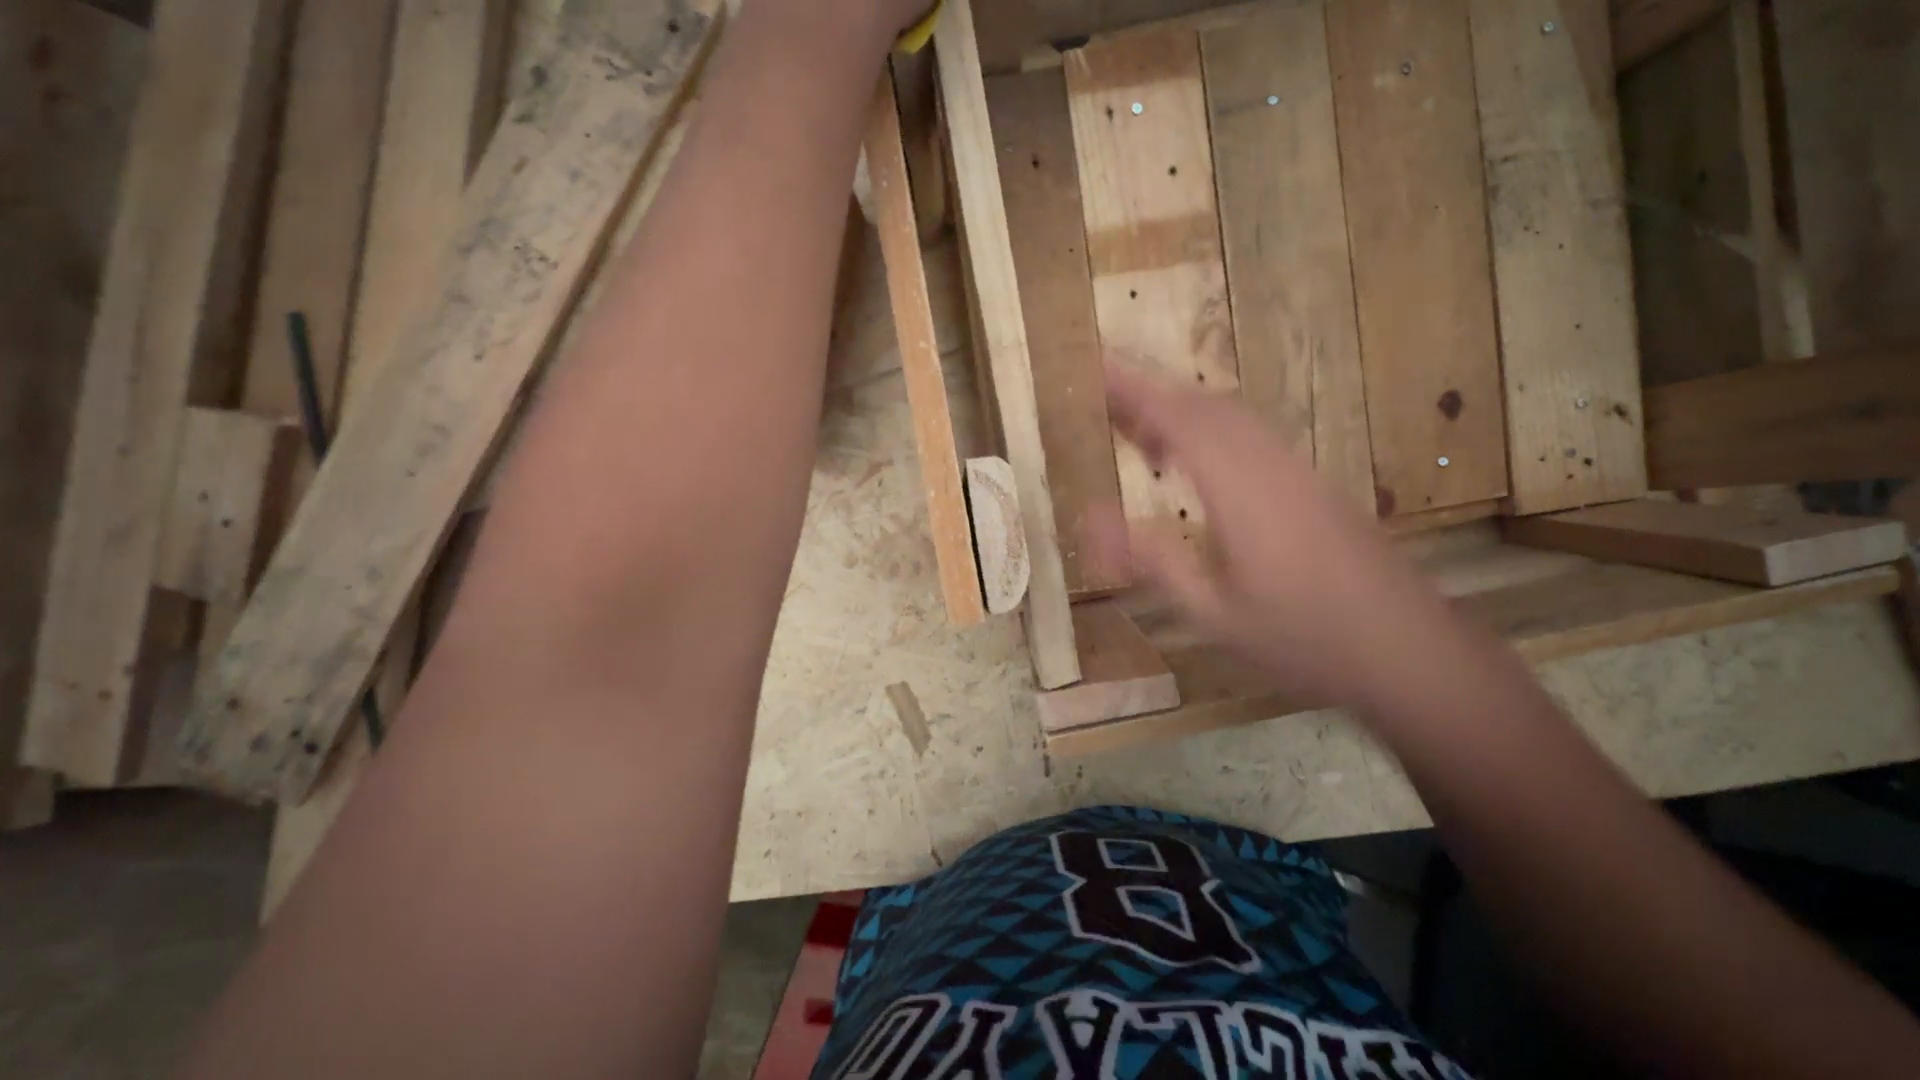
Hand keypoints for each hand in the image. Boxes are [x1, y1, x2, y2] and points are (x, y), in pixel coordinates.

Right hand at [1083, 362, 1460, 712]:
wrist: (1409, 652)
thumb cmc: (1304, 639)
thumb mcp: (1214, 613)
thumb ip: (1153, 560)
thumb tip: (1090, 518)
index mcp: (1239, 488)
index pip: (1178, 418)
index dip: (1134, 388)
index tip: (1097, 363)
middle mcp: (1271, 465)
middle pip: (1207, 407)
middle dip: (1154, 393)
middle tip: (1106, 397)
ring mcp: (1300, 473)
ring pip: (1235, 418)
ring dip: (1186, 413)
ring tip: (1143, 435)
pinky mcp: (1317, 487)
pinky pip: (1255, 437)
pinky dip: (1215, 433)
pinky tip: (1201, 467)